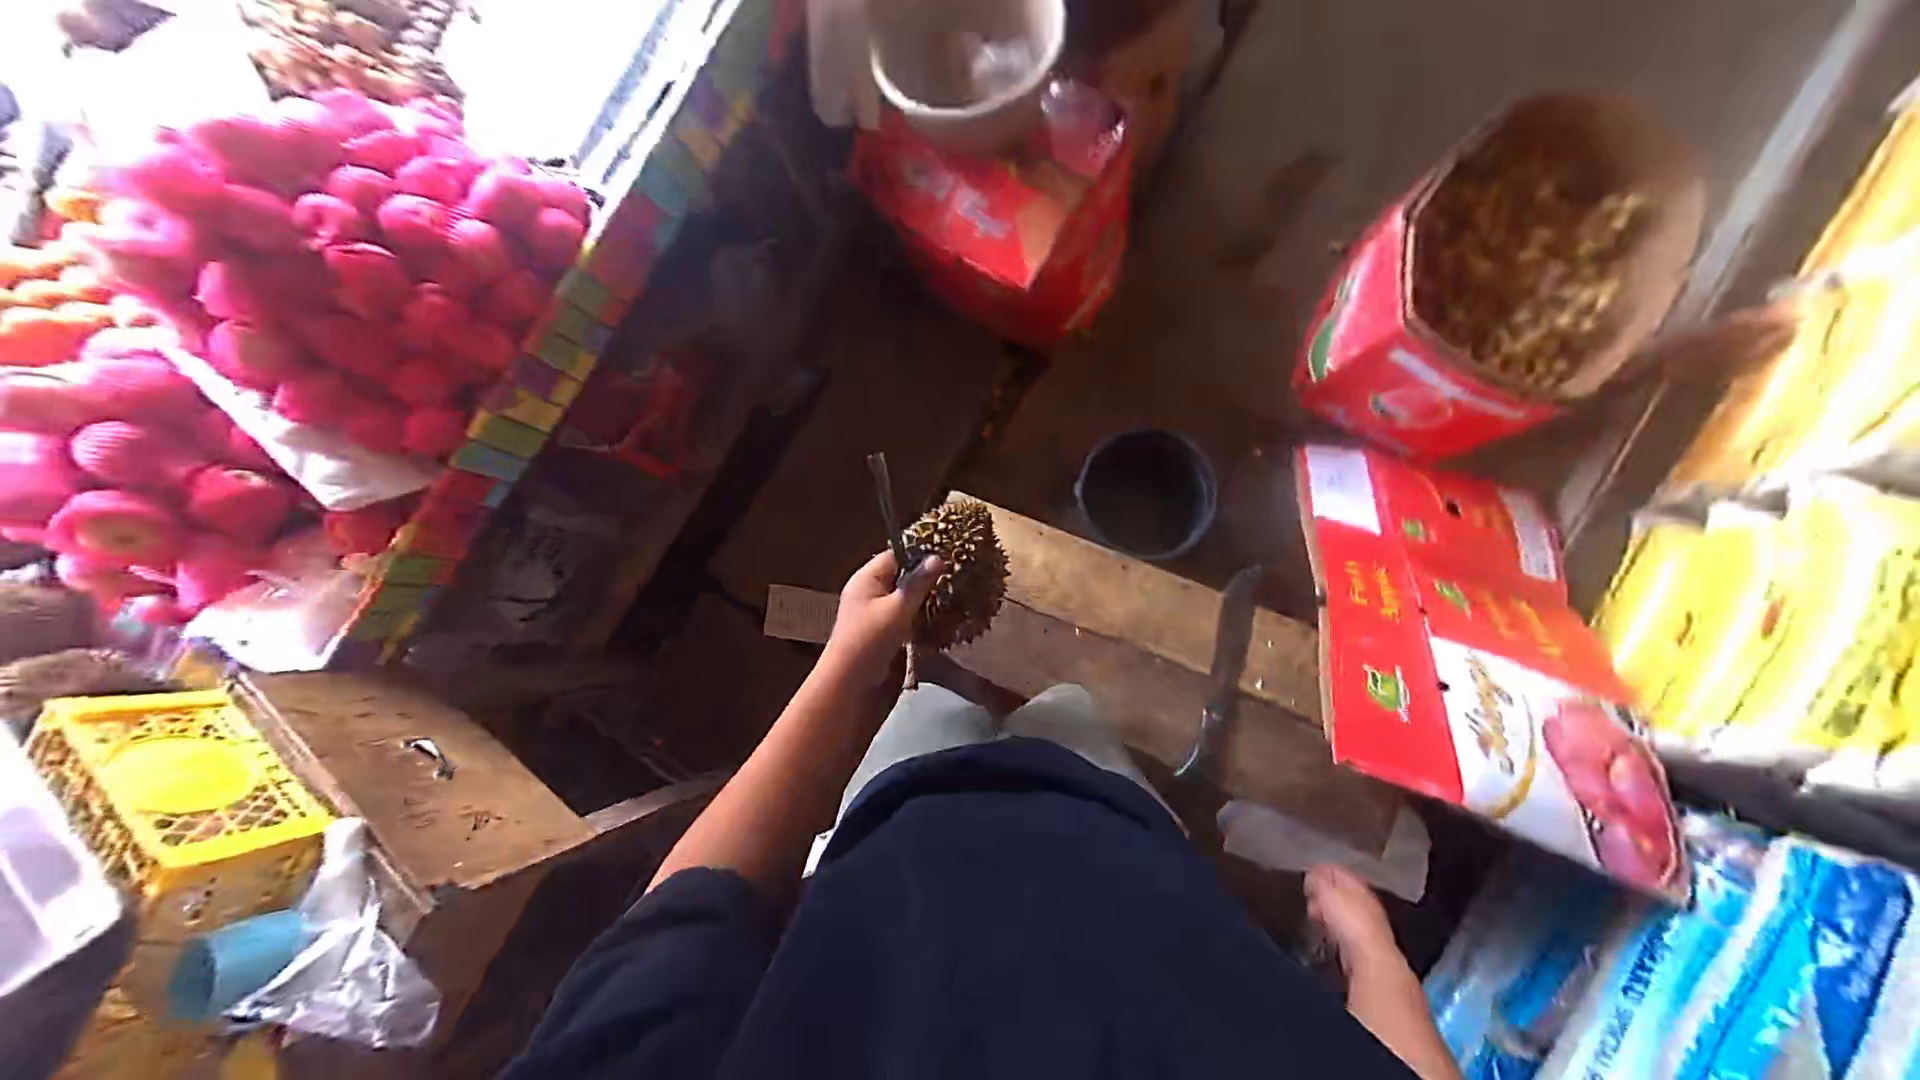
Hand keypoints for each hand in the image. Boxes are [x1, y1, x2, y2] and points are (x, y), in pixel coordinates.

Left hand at [822, 550, 943, 681]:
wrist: (849, 681)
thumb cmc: (870, 638)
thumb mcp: (898, 608)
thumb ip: (918, 583)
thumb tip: (937, 557)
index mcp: (866, 578)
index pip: (895, 554)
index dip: (919, 554)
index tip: (946, 557)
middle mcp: (867, 590)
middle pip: (900, 575)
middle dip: (924, 578)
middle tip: (953, 577)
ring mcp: (872, 610)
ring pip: (902, 596)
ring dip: (922, 598)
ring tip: (950, 595)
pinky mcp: (879, 629)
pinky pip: (901, 615)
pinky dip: (916, 615)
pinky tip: (936, 618)